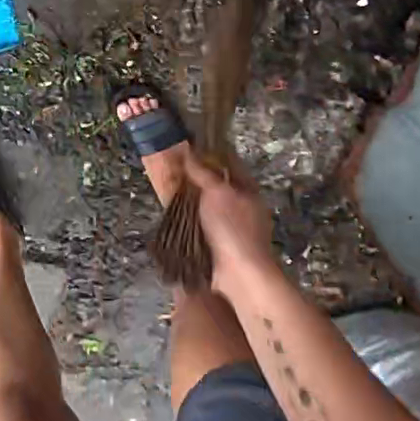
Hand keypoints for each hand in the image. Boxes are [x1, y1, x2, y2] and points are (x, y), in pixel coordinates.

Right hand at [183, 156, 277, 291]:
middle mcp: (245, 206)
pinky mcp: (225, 246)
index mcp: (248, 190)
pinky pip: (205, 226)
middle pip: (219, 185)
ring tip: (171, 192)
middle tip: (174, 170)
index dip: (211, 153)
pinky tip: (177, 218)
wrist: (240, 274)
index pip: (230, 163)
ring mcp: (236, 228)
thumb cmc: (231, 226)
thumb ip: (202, 172)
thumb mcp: (216, 192)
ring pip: (211, 206)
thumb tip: (188, 152)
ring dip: (193, 201)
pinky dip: (192, 221)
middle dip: (198, 178)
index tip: (189, 146)